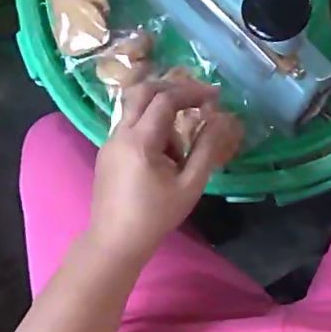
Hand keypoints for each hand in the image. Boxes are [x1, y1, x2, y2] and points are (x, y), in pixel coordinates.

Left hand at [84, 80, 243, 262]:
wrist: (115, 242)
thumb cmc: (155, 217)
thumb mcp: (189, 185)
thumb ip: (206, 149)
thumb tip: (222, 120)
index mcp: (139, 140)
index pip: (166, 99)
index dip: (193, 92)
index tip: (216, 96)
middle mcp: (119, 134)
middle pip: (143, 92)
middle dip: (172, 89)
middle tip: (197, 98)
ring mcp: (109, 142)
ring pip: (136, 111)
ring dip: (162, 116)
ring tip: (180, 153)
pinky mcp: (107, 153)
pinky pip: (130, 128)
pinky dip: (150, 130)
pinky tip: (164, 161)